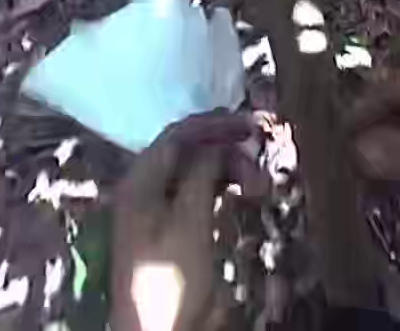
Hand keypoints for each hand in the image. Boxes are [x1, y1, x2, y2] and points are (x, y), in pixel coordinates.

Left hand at [110, 111, 261, 330]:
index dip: (214, 124)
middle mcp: (147, 186)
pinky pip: (201, 189)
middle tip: (258, 144)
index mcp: (141, 180)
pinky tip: (246, 188)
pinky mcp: (175, 226)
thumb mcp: (189, 217)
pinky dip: (224, 183)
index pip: (179, 134)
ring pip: (199, 168)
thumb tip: (219, 144)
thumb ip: (202, 170)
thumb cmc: (172, 275)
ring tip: (258, 179)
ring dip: (230, 165)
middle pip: (189, 148)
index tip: (248, 124)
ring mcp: (160, 207)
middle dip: (225, 143)